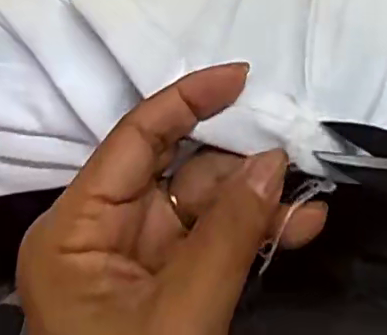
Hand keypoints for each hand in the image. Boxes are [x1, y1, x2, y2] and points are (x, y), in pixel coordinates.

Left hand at [16, 63, 326, 334]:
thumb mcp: (180, 314)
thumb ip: (229, 232)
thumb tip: (275, 159)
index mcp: (77, 226)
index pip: (137, 135)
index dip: (190, 98)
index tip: (243, 76)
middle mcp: (104, 228)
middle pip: (179, 167)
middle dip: (238, 159)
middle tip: (292, 144)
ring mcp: (139, 256)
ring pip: (207, 203)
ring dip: (260, 198)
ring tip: (309, 199)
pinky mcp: (168, 282)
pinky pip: (217, 238)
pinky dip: (256, 230)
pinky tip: (299, 226)